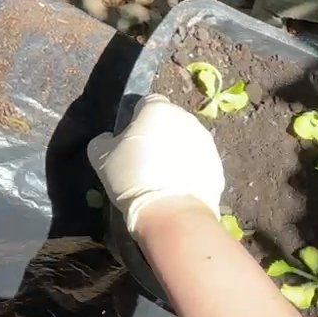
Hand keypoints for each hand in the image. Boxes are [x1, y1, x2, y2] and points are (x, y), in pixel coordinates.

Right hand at [86, 94, 223, 233]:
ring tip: (160, 178)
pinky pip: (196, 162)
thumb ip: (103, 140)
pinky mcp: (216, 165)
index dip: (135, 119)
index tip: (127, 140)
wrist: (171, 213)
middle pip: (167, 121)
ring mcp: (205, 142)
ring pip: (184, 141)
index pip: (145, 103)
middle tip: (142, 160)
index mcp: (158, 109)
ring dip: (174, 152)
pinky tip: (174, 189)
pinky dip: (187, 170)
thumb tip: (109, 139)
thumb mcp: (100, 157)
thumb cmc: (132, 177)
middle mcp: (186, 118)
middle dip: (157, 134)